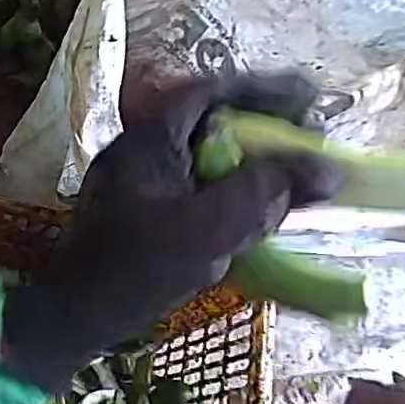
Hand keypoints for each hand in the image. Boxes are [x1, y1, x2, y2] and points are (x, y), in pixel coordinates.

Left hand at [2, 73, 336, 390]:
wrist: (78, 312)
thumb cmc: (138, 267)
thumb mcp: (209, 227)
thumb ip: (266, 192)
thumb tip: (326, 170)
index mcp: (145, 143)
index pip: (208, 94)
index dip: (262, 90)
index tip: (307, 99)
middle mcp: (136, 155)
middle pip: (208, 127)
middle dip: (261, 135)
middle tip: (306, 148)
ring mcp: (133, 185)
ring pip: (200, 162)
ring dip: (245, 171)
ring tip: (290, 187)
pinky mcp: (136, 214)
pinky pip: (188, 192)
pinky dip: (223, 199)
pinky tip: (250, 222)